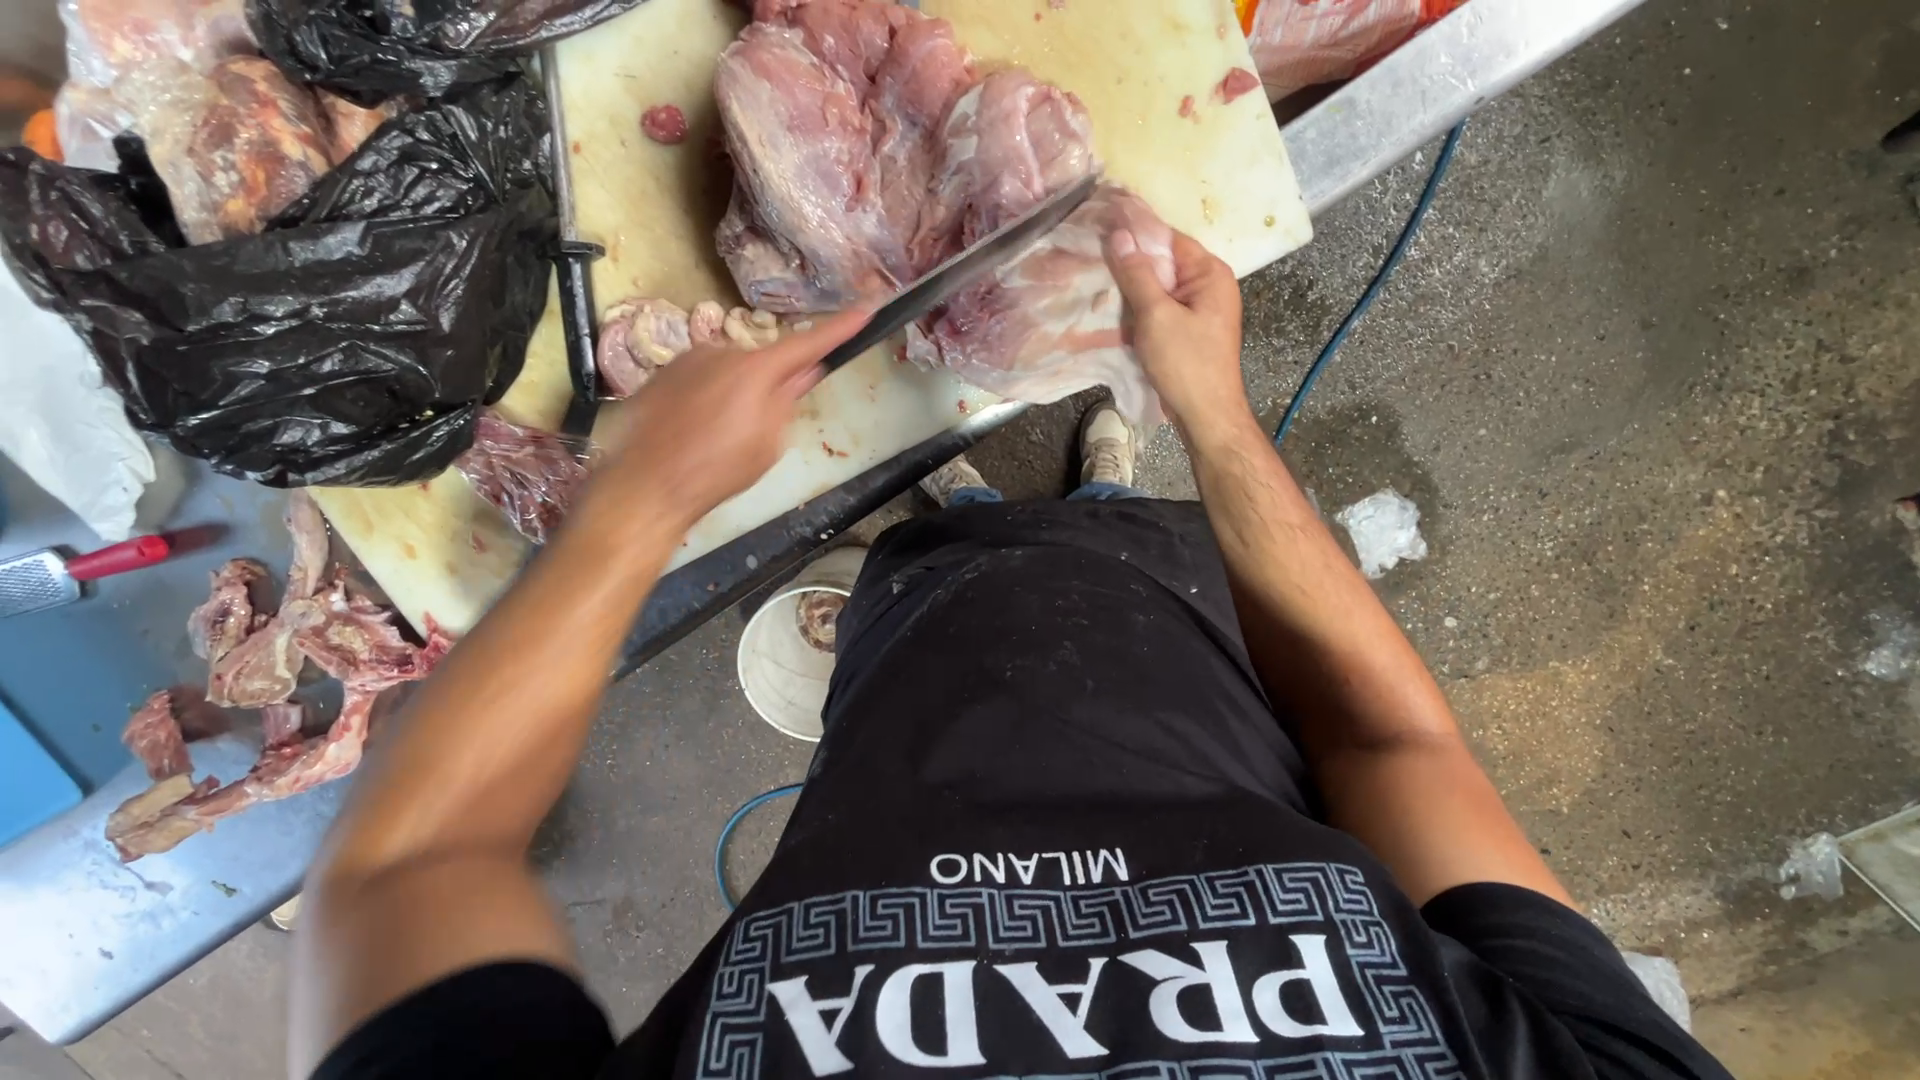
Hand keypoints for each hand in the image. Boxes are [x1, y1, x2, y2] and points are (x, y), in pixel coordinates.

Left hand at [585, 309, 867, 535]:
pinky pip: (701, 379)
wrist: (648, 483)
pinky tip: (696, 431)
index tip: (866, 309)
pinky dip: (708, 398)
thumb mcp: (769, 442)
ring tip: (719, 437)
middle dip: (771, 386)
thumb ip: (788, 400)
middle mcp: (722, 351)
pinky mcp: (663, 373)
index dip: (839, 328)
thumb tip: (802, 372)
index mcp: (756, 369)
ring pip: (730, 371)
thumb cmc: (718, 470)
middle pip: (763, 362)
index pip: (808, 344)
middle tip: (761, 428)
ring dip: (736, 393)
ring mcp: (688, 359)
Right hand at [1105, 228, 1254, 440]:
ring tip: (1095, 285)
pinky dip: (1138, 313)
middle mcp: (1208, 286)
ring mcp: (1199, 311)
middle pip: (1163, 264)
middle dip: (1129, 265)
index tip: (1101, 228)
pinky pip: (1158, 312)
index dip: (1135, 234)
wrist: (1205, 415)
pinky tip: (1111, 315)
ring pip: (1157, 290)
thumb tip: (1119, 235)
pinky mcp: (1187, 332)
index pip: (1169, 239)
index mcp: (1210, 274)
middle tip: (1091, 258)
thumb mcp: (1156, 315)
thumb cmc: (1186, 364)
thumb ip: (1137, 274)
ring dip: (1130, 292)